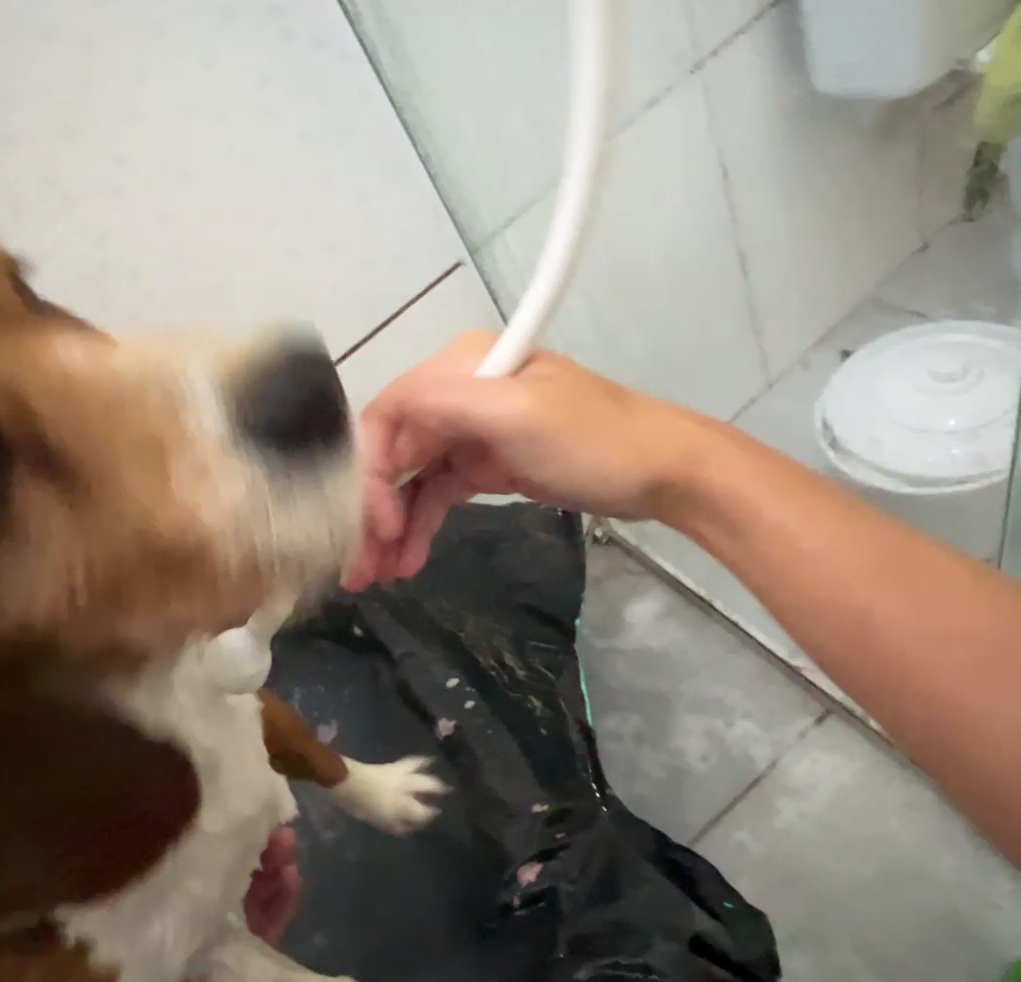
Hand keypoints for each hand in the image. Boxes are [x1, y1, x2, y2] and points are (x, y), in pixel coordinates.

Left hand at [75, 828, 302, 981]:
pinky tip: (294, 877)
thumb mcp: (143, 920)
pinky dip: (287, 901)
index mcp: (181, 900)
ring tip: (288, 843)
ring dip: (277, 867)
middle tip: (271, 824)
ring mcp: (235, 934)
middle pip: (240, 873)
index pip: (209, 862)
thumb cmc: (133, 972)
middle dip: (258, 847)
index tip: (239, 812)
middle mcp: (209, 913)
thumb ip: (167, 887)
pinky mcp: (256, 958)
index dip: (227, 838)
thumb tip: (174, 835)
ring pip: (262, 893)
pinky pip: (275, 924)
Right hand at [344, 329, 706, 590]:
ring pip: (414, 479)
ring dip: (393, 526)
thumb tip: (376, 425)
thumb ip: (442, 405)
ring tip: (379, 575)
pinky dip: (422, 525)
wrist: (661, 471)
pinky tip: (410, 560)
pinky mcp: (489, 464)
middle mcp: (460, 393)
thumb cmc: (593, 440)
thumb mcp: (517, 413)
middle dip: (373, 508)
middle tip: (359, 567)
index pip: (388, 414)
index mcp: (462, 366)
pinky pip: (440, 494)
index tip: (373, 524)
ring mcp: (474, 431)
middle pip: (395, 450)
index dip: (369, 470)